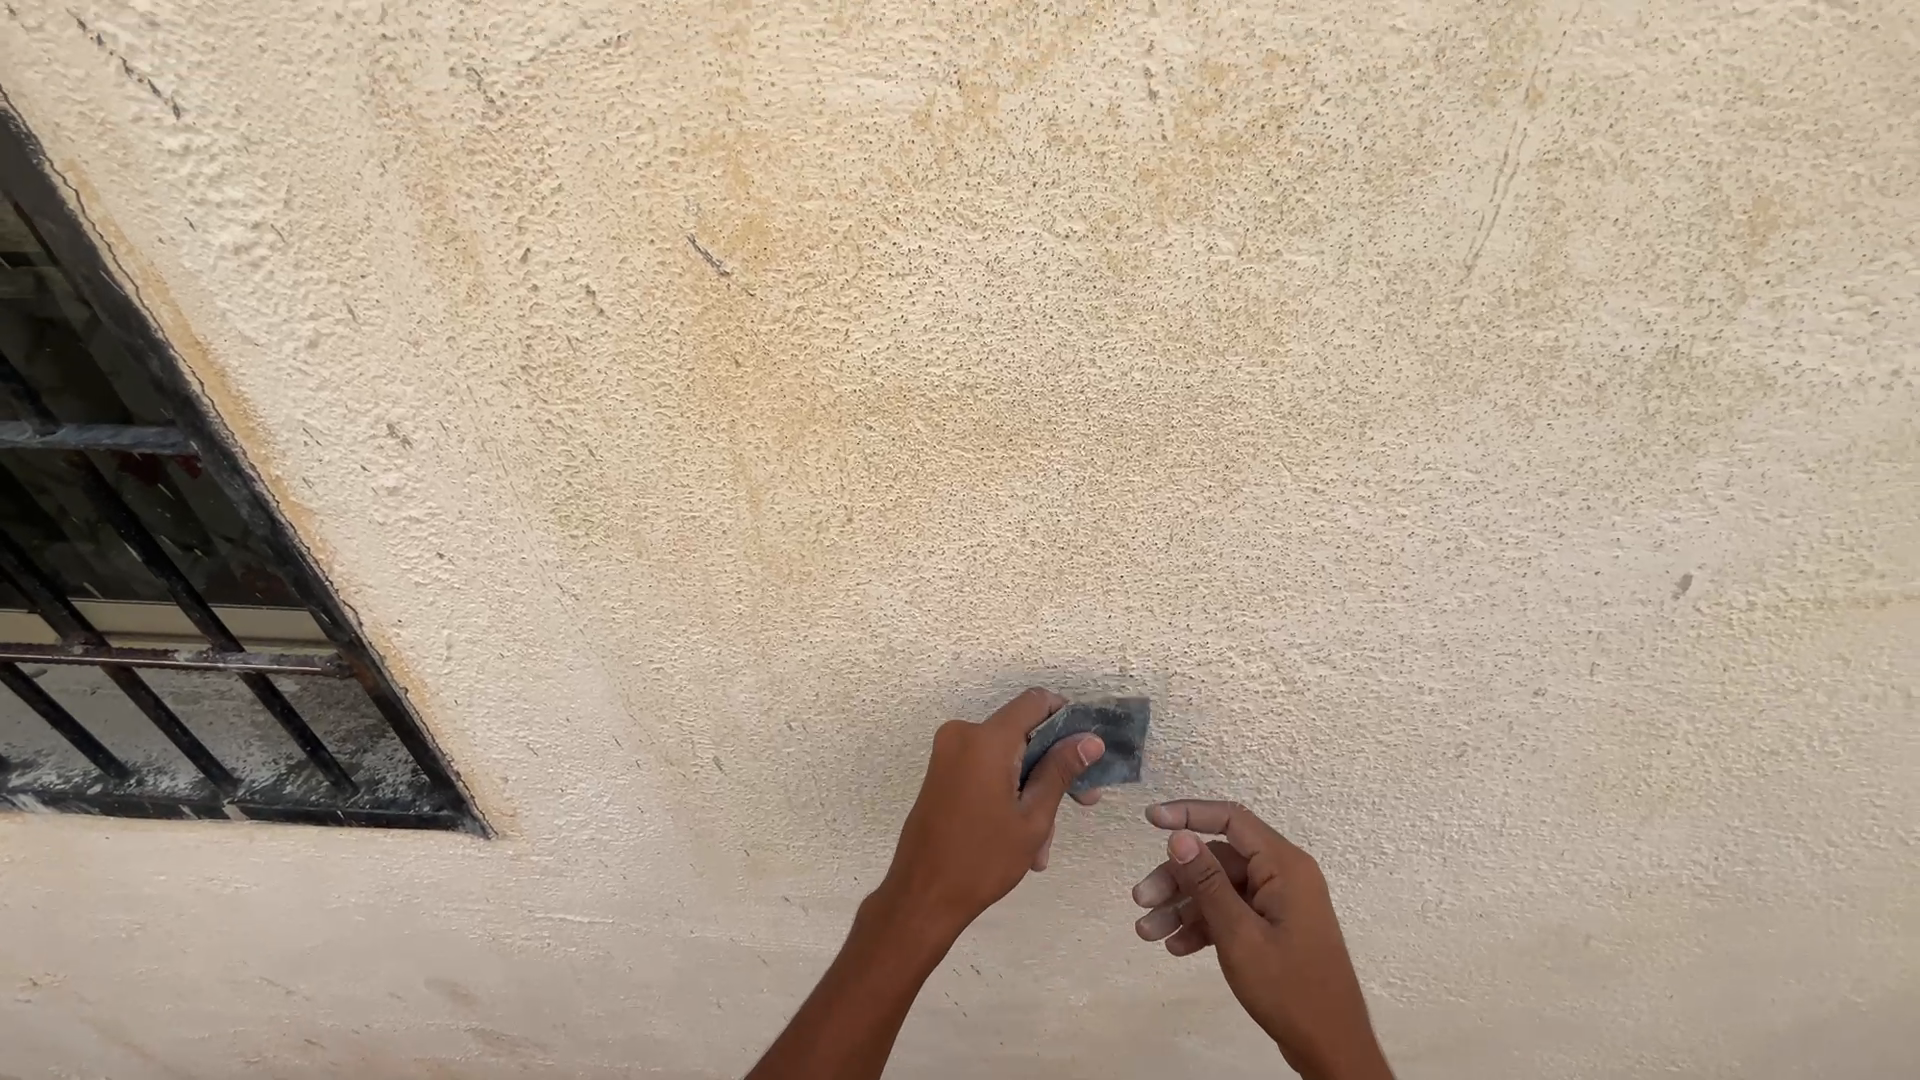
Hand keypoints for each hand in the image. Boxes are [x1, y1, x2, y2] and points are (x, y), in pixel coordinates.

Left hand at [877, 688, 1104, 937]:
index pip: (1034, 702)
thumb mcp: (1033, 817)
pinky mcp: (942, 772)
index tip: (1087, 746)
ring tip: (1041, 845)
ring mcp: (947, 753)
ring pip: (1006, 758)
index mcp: (986, 739)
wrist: (922, 896)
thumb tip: (1090, 740)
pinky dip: (1007, 794)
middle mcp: (962, 735)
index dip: (1066, 717)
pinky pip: (985, 769)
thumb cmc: (981, 859)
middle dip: (1052, 767)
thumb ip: (1061, 771)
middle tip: (1082, 803)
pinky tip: (1021, 841)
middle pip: (1021, 733)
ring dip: (1030, 791)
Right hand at [1131, 800, 1391, 1079]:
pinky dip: (1202, 926)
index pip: (1230, 819)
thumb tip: (1179, 836)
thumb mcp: (1238, 934)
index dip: (1188, 813)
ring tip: (1147, 932)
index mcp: (1284, 866)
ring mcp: (1278, 902)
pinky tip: (1175, 947)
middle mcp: (1282, 875)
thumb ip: (1207, 881)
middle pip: (1217, 859)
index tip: (1151, 819)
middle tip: (1141, 900)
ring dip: (1182, 907)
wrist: (1332, 1050)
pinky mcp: (1273, 927)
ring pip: (1218, 888)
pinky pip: (1230, 912)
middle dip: (1176, 879)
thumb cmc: (1289, 988)